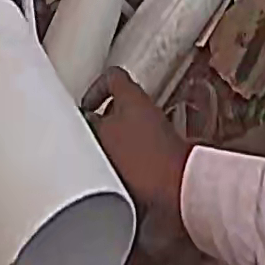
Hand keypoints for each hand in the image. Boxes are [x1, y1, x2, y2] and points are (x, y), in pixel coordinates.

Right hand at [87, 67, 192, 231]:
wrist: (178, 188)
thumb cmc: (142, 156)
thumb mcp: (104, 136)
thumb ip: (92, 123)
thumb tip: (87, 119)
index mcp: (131, 95)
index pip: (111, 77)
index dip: (95, 88)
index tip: (86, 107)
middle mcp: (145, 108)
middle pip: (118, 105)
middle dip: (102, 121)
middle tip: (90, 137)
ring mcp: (155, 132)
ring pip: (126, 130)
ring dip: (112, 144)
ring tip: (101, 161)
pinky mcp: (160, 155)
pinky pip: (136, 152)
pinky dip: (125, 162)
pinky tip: (115, 179)